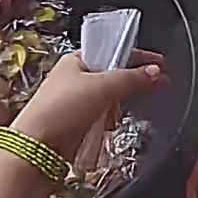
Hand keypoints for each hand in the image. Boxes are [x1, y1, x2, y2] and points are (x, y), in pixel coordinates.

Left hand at [11, 51, 166, 158]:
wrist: (37, 146)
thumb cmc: (65, 107)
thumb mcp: (102, 87)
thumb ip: (132, 78)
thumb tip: (157, 72)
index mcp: (76, 60)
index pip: (112, 51)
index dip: (137, 56)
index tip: (161, 63)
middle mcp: (74, 78)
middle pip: (112, 76)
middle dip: (128, 85)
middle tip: (149, 90)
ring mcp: (73, 101)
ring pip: (107, 99)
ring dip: (116, 108)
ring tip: (115, 116)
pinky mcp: (74, 123)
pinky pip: (99, 118)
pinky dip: (106, 122)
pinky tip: (107, 128)